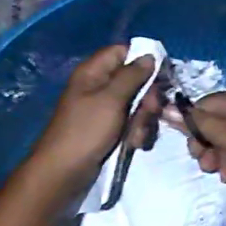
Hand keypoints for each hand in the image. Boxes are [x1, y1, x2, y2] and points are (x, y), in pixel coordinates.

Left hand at [29, 46, 159, 190]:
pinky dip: (135, 133)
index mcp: (93, 72)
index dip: (143, 60)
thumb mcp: (111, 99)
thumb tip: (149, 55)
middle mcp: (99, 87)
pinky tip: (134, 145)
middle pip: (134, 80)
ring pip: (136, 104)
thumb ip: (132, 75)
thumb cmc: (85, 131)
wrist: (64, 173)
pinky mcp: (108, 129)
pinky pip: (130, 123)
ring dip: (143, 120)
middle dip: (147, 97)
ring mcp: (104, 110)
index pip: (122, 52)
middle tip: (149, 111)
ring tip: (137, 136)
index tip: (161, 75)